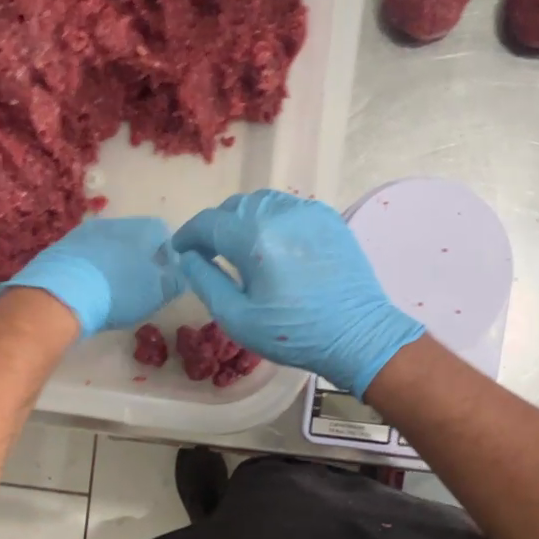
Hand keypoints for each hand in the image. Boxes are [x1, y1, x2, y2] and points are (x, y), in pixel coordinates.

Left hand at [0, 217, 184, 336]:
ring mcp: (85, 232)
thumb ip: (174, 281)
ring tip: (110, 287)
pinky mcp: (62, 246)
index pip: (162, 232)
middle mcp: (114, 223)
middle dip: (138, 257)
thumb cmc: (119, 292)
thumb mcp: (156, 293)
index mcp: (142, 229)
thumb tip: (179, 273)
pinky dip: (90, 267)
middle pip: (133, 236)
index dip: (165, 254)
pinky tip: (88, 288)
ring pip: (107, 243)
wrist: (63, 294)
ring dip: (112, 261)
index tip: (163, 276)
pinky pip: (84, 253)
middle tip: (137, 283)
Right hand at [172, 190, 424, 395]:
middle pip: (236, 207)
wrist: (358, 335)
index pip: (209, 222)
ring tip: (242, 250)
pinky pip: (289, 209)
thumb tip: (188, 258)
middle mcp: (281, 214)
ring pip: (263, 203)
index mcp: (255, 239)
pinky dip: (273, 222)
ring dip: (245, 221)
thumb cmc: (294, 335)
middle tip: (211, 253)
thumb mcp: (238, 319)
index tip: (181, 250)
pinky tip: (274, 249)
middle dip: (217, 227)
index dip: (188, 234)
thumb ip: (206, 282)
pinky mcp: (329, 218)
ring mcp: (309, 212)